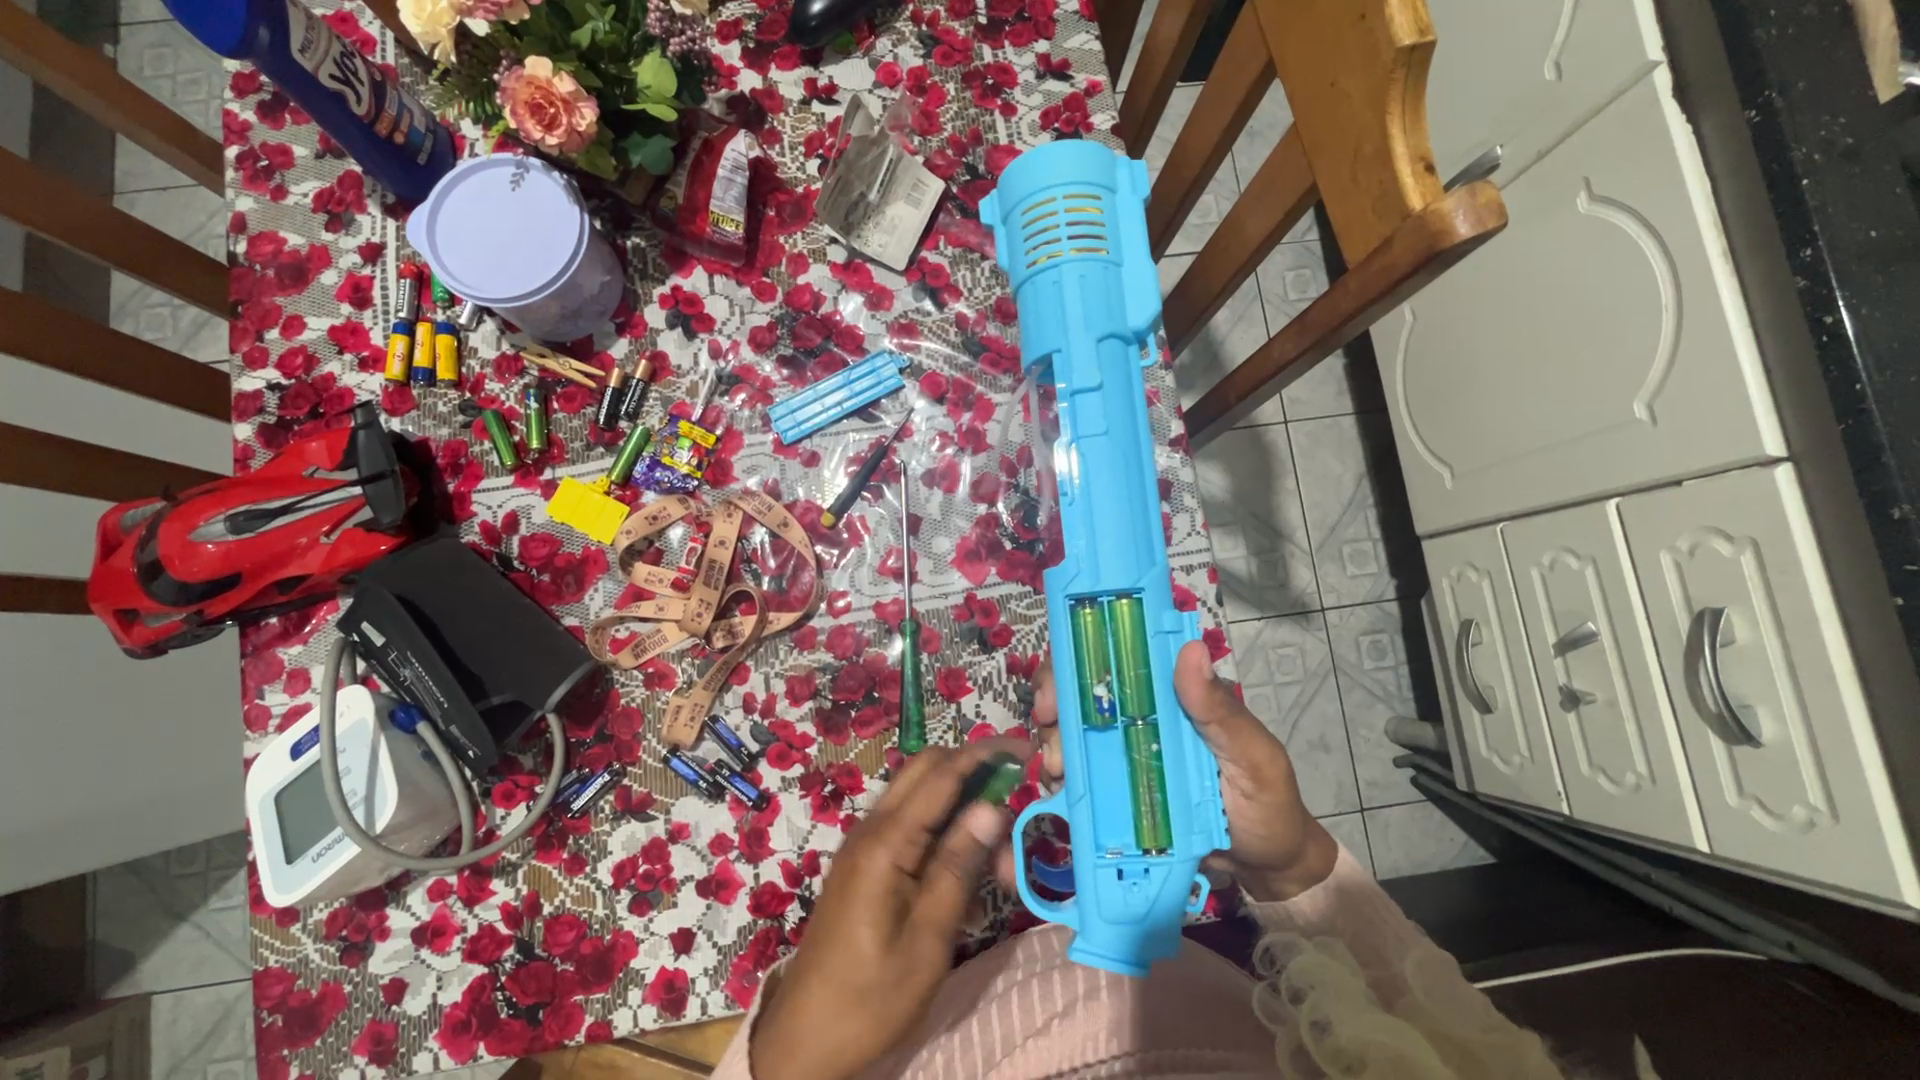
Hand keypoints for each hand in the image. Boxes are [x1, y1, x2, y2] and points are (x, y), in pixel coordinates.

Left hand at [751, 738, 1033, 1079]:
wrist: (805, 1040)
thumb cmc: (871, 997)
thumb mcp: (927, 939)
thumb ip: (958, 867)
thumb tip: (992, 806)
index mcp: (885, 843)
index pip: (942, 773)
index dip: (986, 754)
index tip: (1027, 751)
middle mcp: (871, 830)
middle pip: (927, 772)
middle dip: (976, 775)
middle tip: (1018, 805)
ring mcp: (865, 847)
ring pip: (921, 800)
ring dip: (963, 813)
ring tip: (1000, 868)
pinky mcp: (866, 866)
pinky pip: (911, 831)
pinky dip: (944, 840)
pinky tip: (968, 885)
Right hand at [998, 641, 1336, 901]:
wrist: (1267, 870)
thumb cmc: (1267, 805)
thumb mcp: (1253, 757)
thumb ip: (1221, 712)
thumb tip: (1190, 649)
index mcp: (1177, 697)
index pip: (1123, 657)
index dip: (1080, 657)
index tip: (1059, 684)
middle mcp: (1146, 718)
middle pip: (1085, 690)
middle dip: (1054, 700)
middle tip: (1047, 725)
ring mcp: (1129, 756)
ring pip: (1074, 732)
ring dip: (1054, 742)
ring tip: (1058, 770)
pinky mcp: (1119, 793)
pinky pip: (1081, 777)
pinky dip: (1063, 778)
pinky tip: (1060, 790)